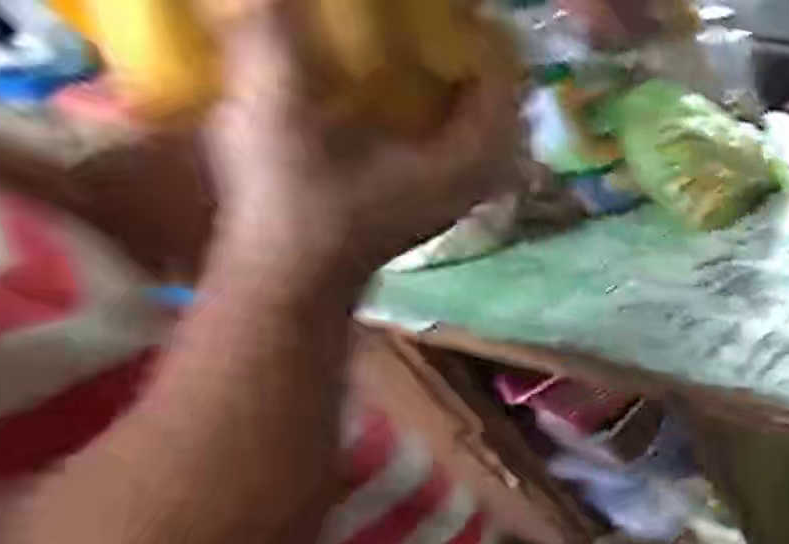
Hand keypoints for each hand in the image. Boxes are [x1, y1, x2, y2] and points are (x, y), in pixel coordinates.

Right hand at [204, 1, 521, 290]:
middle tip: (470, 24)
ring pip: (496, 136)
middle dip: (494, 67)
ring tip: (458, 46)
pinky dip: (466, 114)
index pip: (502, 97)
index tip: (475, 10)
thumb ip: (280, 45)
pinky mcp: (442, 199)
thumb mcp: (280, 115)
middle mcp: (478, 184)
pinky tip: (436, 90)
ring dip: (483, 92)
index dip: (492, 47)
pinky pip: (474, 148)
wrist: (298, 273)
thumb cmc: (295, 202)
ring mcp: (463, 195)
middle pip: (509, 116)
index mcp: (462, 165)